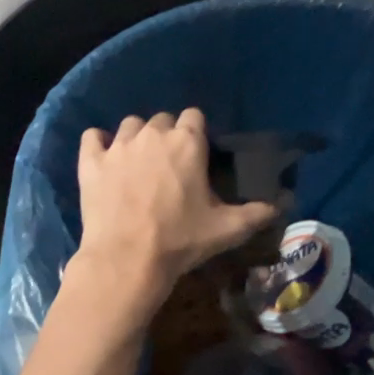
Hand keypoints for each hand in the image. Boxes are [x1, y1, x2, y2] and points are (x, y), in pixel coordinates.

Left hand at [62, 109, 278, 339]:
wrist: (127, 258)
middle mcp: (152, 135)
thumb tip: (282, 205)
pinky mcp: (91, 161)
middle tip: (169, 164)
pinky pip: (92, 137)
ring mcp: (118, 146)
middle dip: (167, 135)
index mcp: (187, 142)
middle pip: (162, 119)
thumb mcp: (227, 229)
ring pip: (130, 125)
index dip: (196, 132)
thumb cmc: (181, 240)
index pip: (194, 116)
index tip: (197, 153)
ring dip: (136, 137)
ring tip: (138, 162)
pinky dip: (98, 143)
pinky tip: (104, 158)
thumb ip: (256, 213)